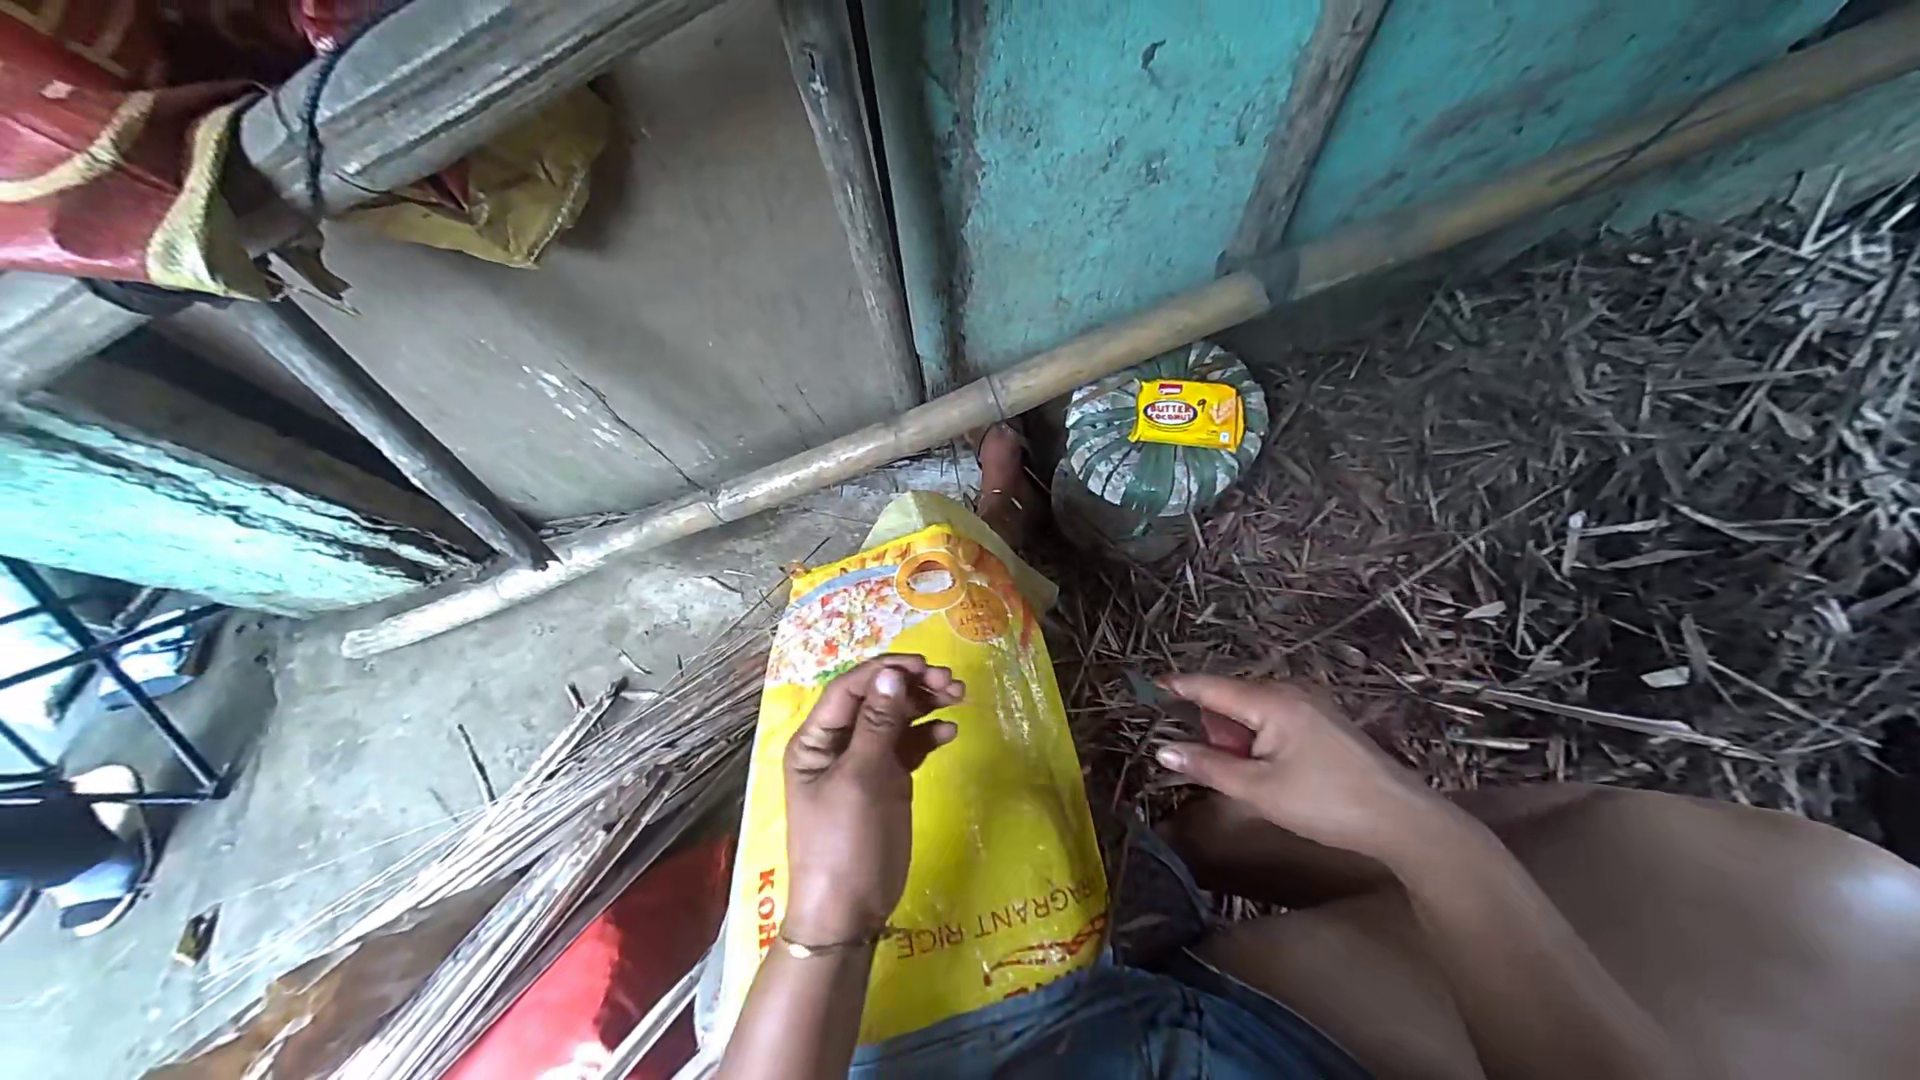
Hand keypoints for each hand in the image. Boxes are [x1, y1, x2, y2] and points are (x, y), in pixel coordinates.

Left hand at [782, 655, 962, 944]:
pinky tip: (949, 732)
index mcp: (817, 739)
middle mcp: (839, 743)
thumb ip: (877, 723)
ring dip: (925, 704)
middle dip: (911, 685)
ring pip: (896, 718)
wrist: (850, 912)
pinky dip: (927, 735)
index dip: (884, 670)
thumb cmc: (845, 842)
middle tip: (949, 681)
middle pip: (876, 698)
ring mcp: (865, 761)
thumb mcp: (861, 778)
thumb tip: (891, 673)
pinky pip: (908, 745)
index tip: (922, 664)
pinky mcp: (887, 779)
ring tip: (958, 696)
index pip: (849, 688)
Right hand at [1153, 675, 1463, 862]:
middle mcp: (1289, 692)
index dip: (1177, 686)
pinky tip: (1269, 769)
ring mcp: (1310, 704)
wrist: (1405, 822)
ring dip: (1237, 735)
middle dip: (1213, 725)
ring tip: (1246, 774)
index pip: (1209, 686)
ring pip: (1252, 710)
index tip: (1148, 685)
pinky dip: (1258, 737)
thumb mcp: (1258, 790)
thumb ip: (1207, 766)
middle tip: (1212, 763)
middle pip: (1230, 697)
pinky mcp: (1323, 721)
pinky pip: (1274, 717)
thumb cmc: (1326, 803)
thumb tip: (1163, 750)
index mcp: (1270, 701)